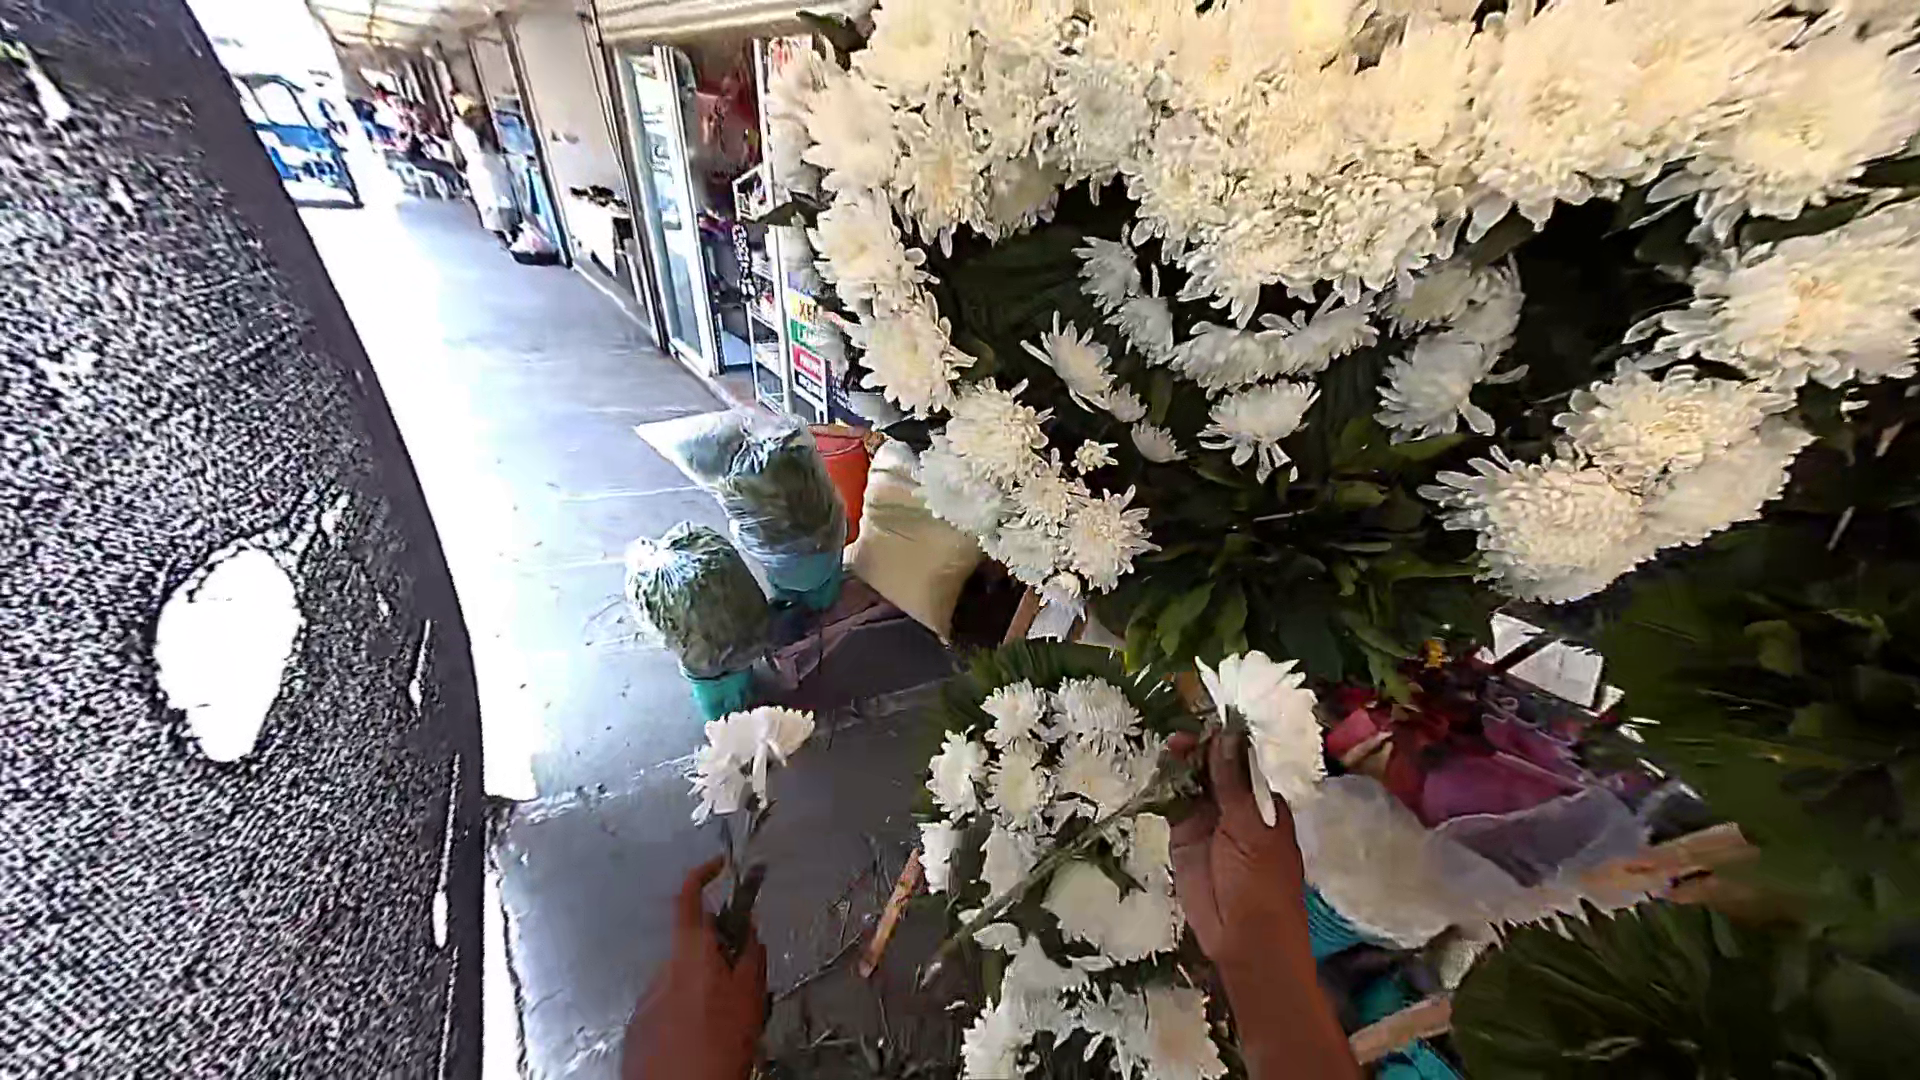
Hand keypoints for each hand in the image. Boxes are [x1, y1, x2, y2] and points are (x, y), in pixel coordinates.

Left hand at [622, 857, 767, 1079]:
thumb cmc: (720, 1047)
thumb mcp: (751, 996)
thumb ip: (751, 954)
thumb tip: (748, 930)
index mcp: (691, 955)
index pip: (688, 898)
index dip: (702, 874)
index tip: (719, 866)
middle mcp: (662, 972)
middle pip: (693, 944)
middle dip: (717, 951)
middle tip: (742, 976)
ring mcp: (644, 1005)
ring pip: (681, 978)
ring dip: (702, 985)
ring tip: (723, 1019)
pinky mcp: (634, 1035)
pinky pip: (664, 1007)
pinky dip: (683, 1012)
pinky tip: (699, 1039)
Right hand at [1167, 731, 1306, 988]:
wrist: (1243, 940)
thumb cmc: (1262, 884)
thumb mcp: (1252, 828)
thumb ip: (1233, 782)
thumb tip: (1226, 735)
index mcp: (1264, 800)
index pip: (1245, 759)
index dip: (1229, 737)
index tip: (1213, 712)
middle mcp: (1235, 802)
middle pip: (1215, 764)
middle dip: (1201, 745)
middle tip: (1183, 733)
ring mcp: (1207, 816)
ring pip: (1192, 777)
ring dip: (1182, 760)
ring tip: (1171, 744)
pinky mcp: (1182, 830)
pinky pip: (1172, 798)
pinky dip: (1164, 782)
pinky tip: (1158, 767)